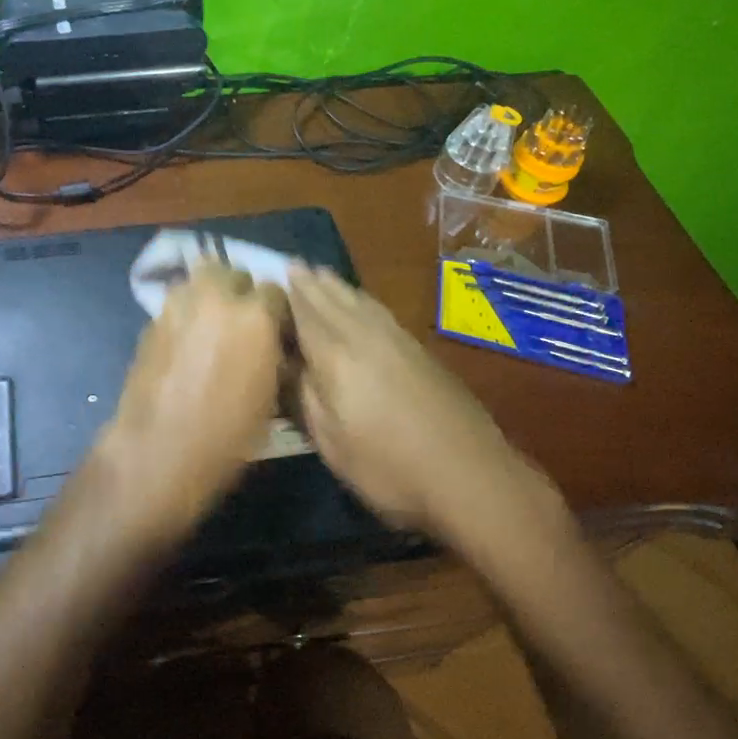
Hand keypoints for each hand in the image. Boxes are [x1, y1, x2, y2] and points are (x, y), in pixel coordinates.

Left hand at [94, 263, 287, 541]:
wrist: (159, 451)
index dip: (277, 314)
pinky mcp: (151, 321)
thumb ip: (273, 357)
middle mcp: (217, 299)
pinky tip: (186, 345)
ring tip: (212, 327)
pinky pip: (176, 305)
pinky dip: (185, 316)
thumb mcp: (270, 397)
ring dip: (209, 296)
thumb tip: (271, 347)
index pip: (276, 292)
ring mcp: (178, 306)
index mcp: (256, 316)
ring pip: (199, 280)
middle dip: (241, 294)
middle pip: (234, 273)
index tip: (275, 333)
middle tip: (242, 325)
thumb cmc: (227, 436)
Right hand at [287, 265, 542, 532]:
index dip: (286, 296)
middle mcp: (365, 338)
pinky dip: (362, 299)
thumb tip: (287, 365)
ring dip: (337, 286)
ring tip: (320, 273)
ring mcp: (397, 341)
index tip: (267, 276)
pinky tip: (361, 302)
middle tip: (291, 264)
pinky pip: (379, 311)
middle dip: (310, 283)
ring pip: (359, 302)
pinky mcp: (420, 352)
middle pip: (332, 302)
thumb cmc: (390, 469)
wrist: (470, 474)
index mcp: (336, 359)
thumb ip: (306, 399)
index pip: (304, 317)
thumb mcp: (333, 444)